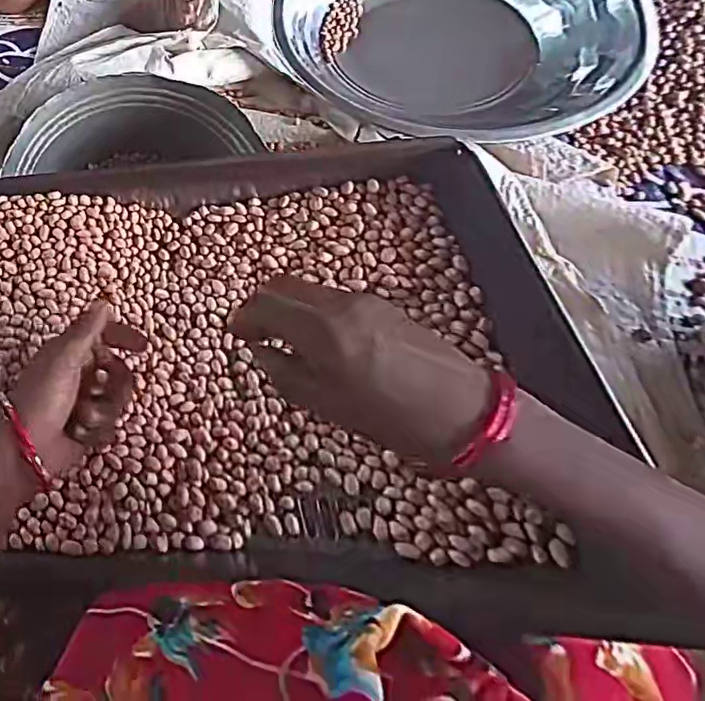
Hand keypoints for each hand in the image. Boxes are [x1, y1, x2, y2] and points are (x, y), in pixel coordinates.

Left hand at [7, 301, 147, 476]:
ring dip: (101, 410)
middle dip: (113, 385)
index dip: (124, 337)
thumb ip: (86, 330)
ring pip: (117, 400)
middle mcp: (79, 373)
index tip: (143, 347)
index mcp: (70, 351)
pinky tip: (78, 433)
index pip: (103, 334)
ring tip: (80, 417)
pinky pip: (111, 423)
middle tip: (96, 390)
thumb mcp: (64, 359)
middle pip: (119, 371)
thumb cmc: (41, 399)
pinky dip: (96, 430)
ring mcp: (84, 400)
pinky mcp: (88, 426)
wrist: (26, 450)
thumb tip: (103, 302)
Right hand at [230, 277, 493, 463]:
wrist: (468, 412)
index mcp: (321, 331)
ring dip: (287, 305)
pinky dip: (312, 310)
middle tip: (253, 330)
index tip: (236, 333)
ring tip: (286, 339)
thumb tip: (260, 350)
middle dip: (261, 304)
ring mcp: (363, 300)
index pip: (263, 304)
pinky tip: (320, 341)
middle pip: (282, 285)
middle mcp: (338, 304)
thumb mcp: (327, 405)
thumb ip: (284, 372)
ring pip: (307, 289)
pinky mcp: (382, 304)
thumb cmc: (393, 419)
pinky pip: (331, 298)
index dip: (243, 317)